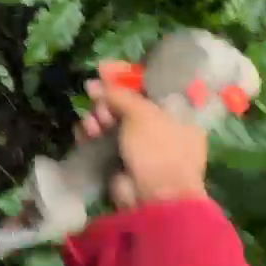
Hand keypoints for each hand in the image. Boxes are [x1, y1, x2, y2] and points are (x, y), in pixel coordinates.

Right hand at [78, 60, 209, 209]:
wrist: (154, 197)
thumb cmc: (159, 151)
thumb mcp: (142, 114)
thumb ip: (118, 94)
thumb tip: (94, 84)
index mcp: (178, 115)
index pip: (151, 86)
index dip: (127, 75)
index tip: (103, 68)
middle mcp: (160, 127)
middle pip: (125, 101)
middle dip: (107, 99)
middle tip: (98, 100)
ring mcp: (139, 144)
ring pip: (109, 118)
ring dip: (97, 117)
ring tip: (94, 125)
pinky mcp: (119, 157)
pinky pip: (100, 137)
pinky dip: (91, 133)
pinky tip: (86, 134)